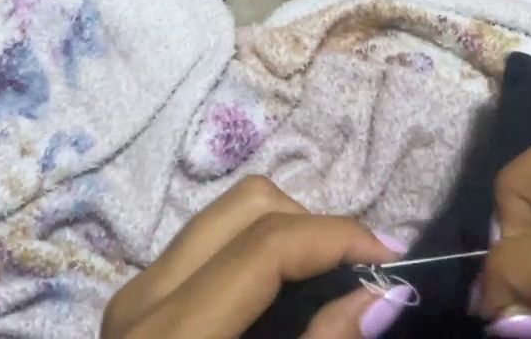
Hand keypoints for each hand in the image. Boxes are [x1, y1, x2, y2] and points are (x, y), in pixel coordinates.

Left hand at [102, 175, 407, 338]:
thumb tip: (381, 295)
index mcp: (171, 334)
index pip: (266, 244)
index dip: (337, 238)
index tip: (392, 257)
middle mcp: (147, 294)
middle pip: (249, 204)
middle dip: (314, 225)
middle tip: (359, 269)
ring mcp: (138, 291)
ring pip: (229, 211)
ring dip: (287, 229)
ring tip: (325, 275)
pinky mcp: (141, 298)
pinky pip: (211, 239)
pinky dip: (258, 247)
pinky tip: (283, 289)